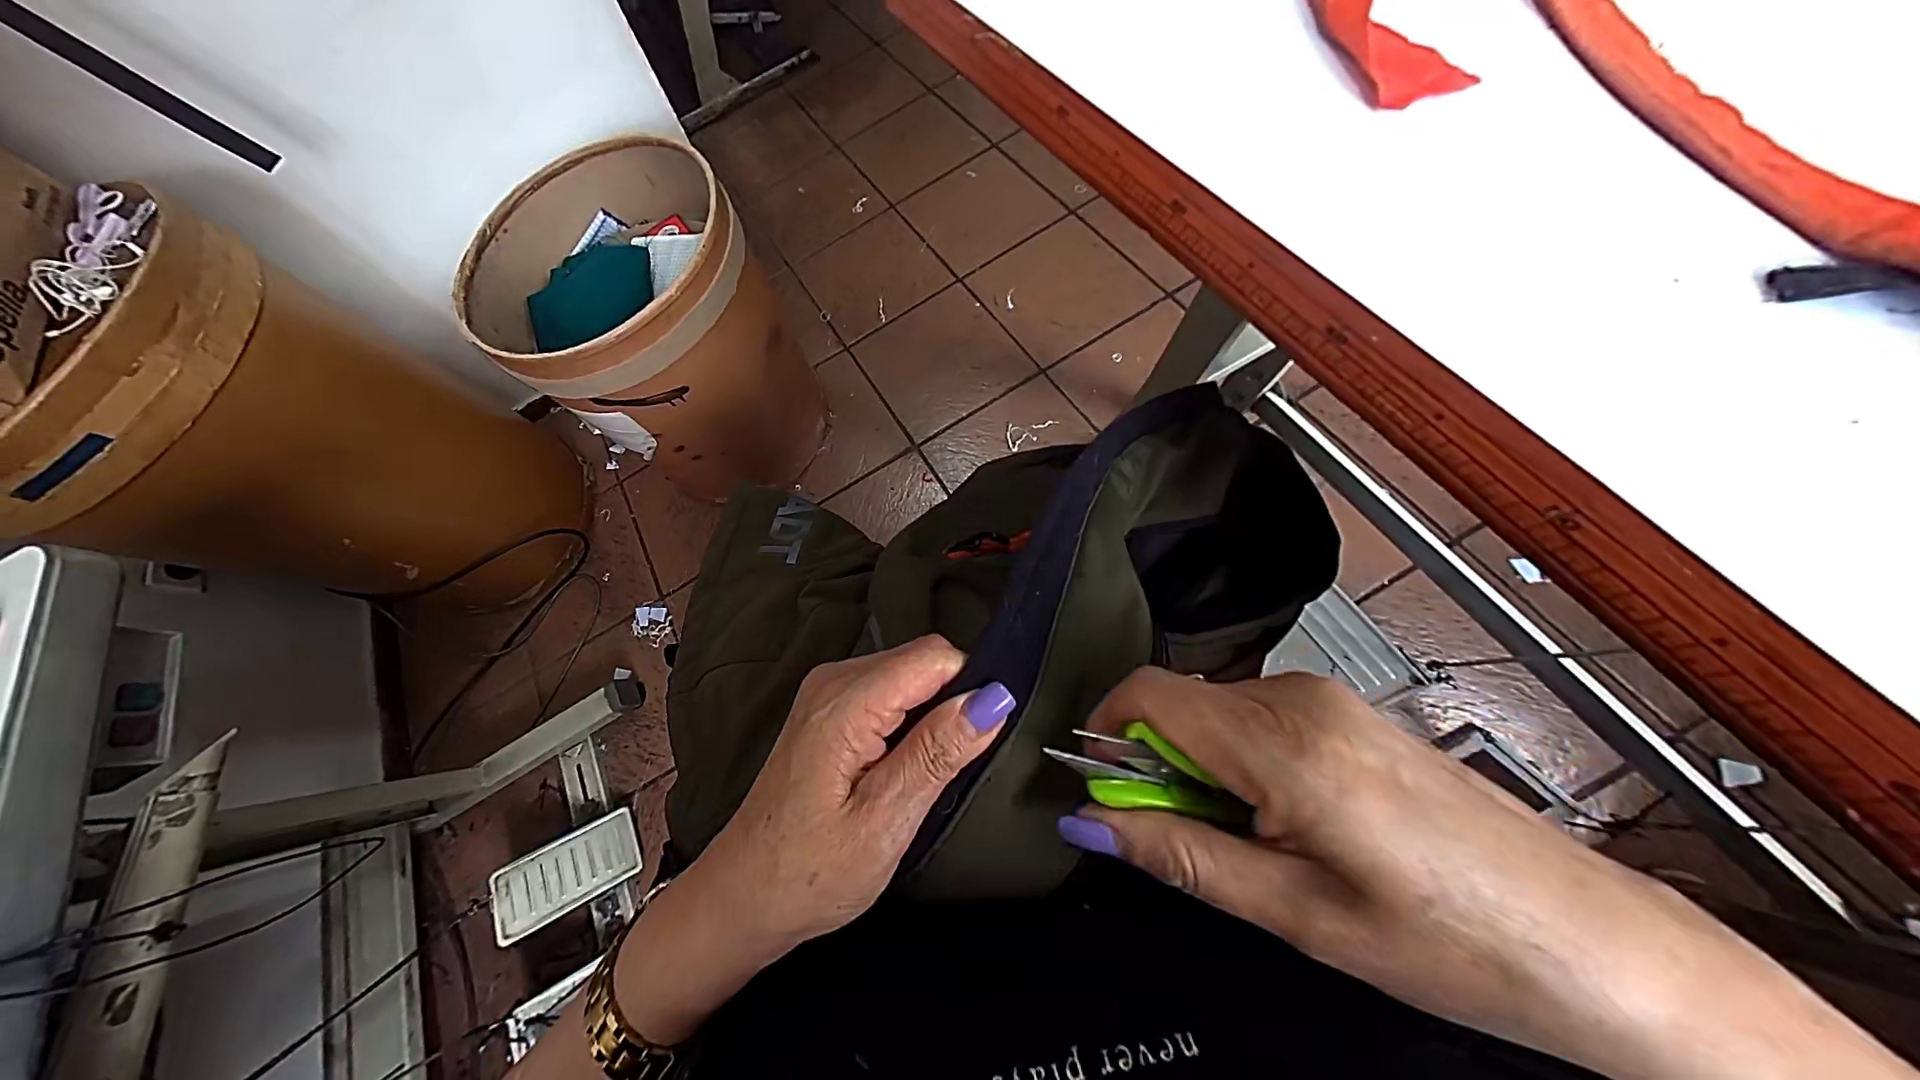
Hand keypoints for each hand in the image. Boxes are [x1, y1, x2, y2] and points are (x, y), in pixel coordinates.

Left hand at [694, 634, 1014, 945]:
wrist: (743, 895)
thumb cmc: (807, 874)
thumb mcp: (885, 821)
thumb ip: (938, 753)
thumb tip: (991, 700)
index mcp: (844, 704)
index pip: (936, 657)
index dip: (969, 690)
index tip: (974, 740)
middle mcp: (833, 681)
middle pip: (924, 660)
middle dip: (951, 704)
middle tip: (941, 769)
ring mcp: (827, 691)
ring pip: (912, 674)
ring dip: (932, 715)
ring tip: (916, 774)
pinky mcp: (828, 706)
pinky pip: (891, 690)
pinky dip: (910, 720)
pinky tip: (896, 766)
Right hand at [1057, 669, 1912, 1079]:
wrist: (1597, 944)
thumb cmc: (1456, 940)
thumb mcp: (1294, 913)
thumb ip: (1178, 854)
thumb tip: (1094, 820)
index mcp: (1285, 742)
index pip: (1148, 694)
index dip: (1107, 735)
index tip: (1107, 792)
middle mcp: (1303, 699)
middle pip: (1179, 704)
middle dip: (1156, 766)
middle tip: (1180, 842)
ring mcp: (1330, 699)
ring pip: (1215, 713)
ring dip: (1200, 770)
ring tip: (1247, 845)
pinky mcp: (1347, 712)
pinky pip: (1257, 718)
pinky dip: (1238, 762)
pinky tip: (1283, 823)